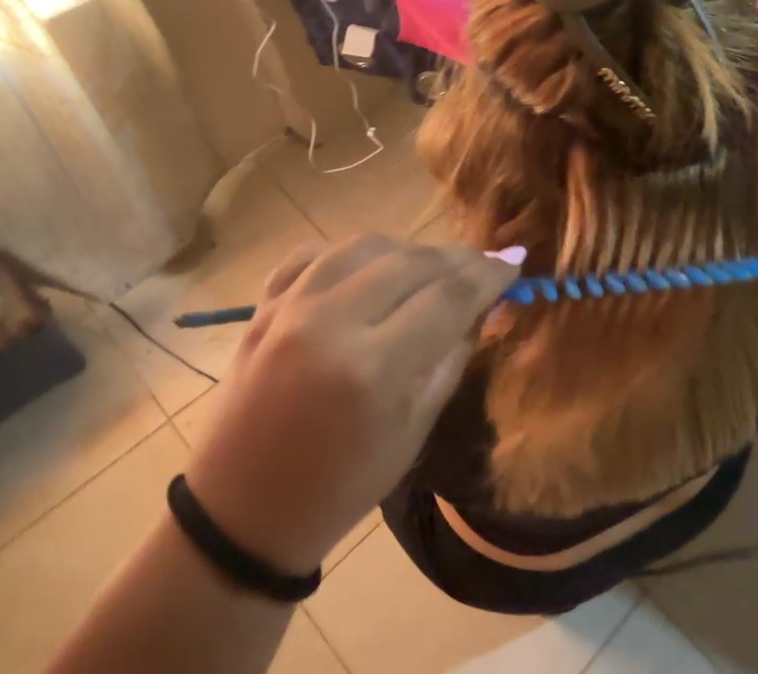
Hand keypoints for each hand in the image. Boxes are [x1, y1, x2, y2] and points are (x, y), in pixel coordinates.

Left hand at [183, 235, 517, 572]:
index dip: (490, 274)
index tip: (514, 265)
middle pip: (412, 261)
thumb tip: (485, 304)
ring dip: (409, 250)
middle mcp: (331, 323)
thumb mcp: (415, 428)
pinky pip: (314, 254)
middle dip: (457, 259)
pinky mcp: (261, 307)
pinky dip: (350, 255)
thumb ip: (453, 356)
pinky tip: (370, 269)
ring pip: (365, 245)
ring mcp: (289, 308)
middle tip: (483, 267)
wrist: (243, 511)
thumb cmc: (343, 485)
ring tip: (432, 268)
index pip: (450, 296)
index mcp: (375, 367)